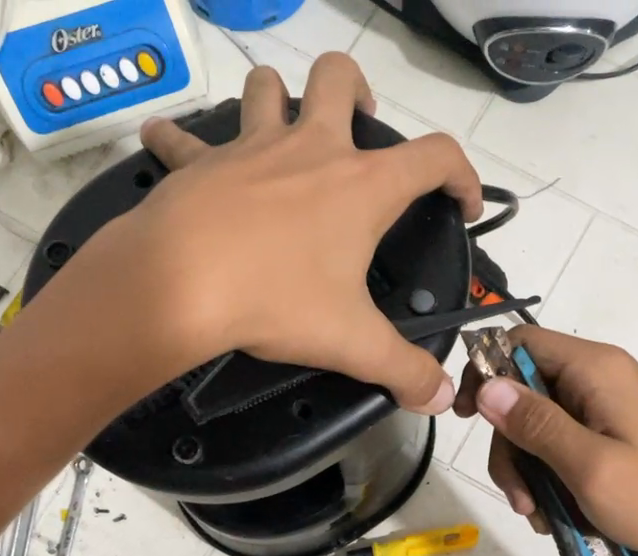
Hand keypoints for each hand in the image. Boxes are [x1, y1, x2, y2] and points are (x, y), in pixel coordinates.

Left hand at [98, 54, 481, 413]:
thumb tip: (439, 396)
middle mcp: (310, 149)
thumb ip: (403, 369)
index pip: (435, 157)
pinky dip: (180, 141)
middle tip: (359, 126)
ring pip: (267, 87)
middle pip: (340, 78)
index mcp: (362, 187)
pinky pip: (184, 138)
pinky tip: (174, 150)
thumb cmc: (278, 301)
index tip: (463, 206)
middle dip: (357, 89)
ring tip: (283, 129)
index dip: (462, 176)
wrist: (181, 284)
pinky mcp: (199, 165)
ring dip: (278, 96)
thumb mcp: (353, 343)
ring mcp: (250, 149)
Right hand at [460, 325, 637, 555]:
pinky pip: (556, 445)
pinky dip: (547, 478)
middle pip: (522, 393)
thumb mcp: (588, 466)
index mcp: (597, 370)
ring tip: (540, 515)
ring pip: (534, 426)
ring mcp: (602, 408)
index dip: (484, 372)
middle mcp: (598, 378)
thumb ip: (536, 424)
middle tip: (519, 498)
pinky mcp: (606, 435)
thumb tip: (485, 385)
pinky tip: (555, 512)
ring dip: (526, 472)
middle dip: (510, 447)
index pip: (520, 342)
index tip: (465, 417)